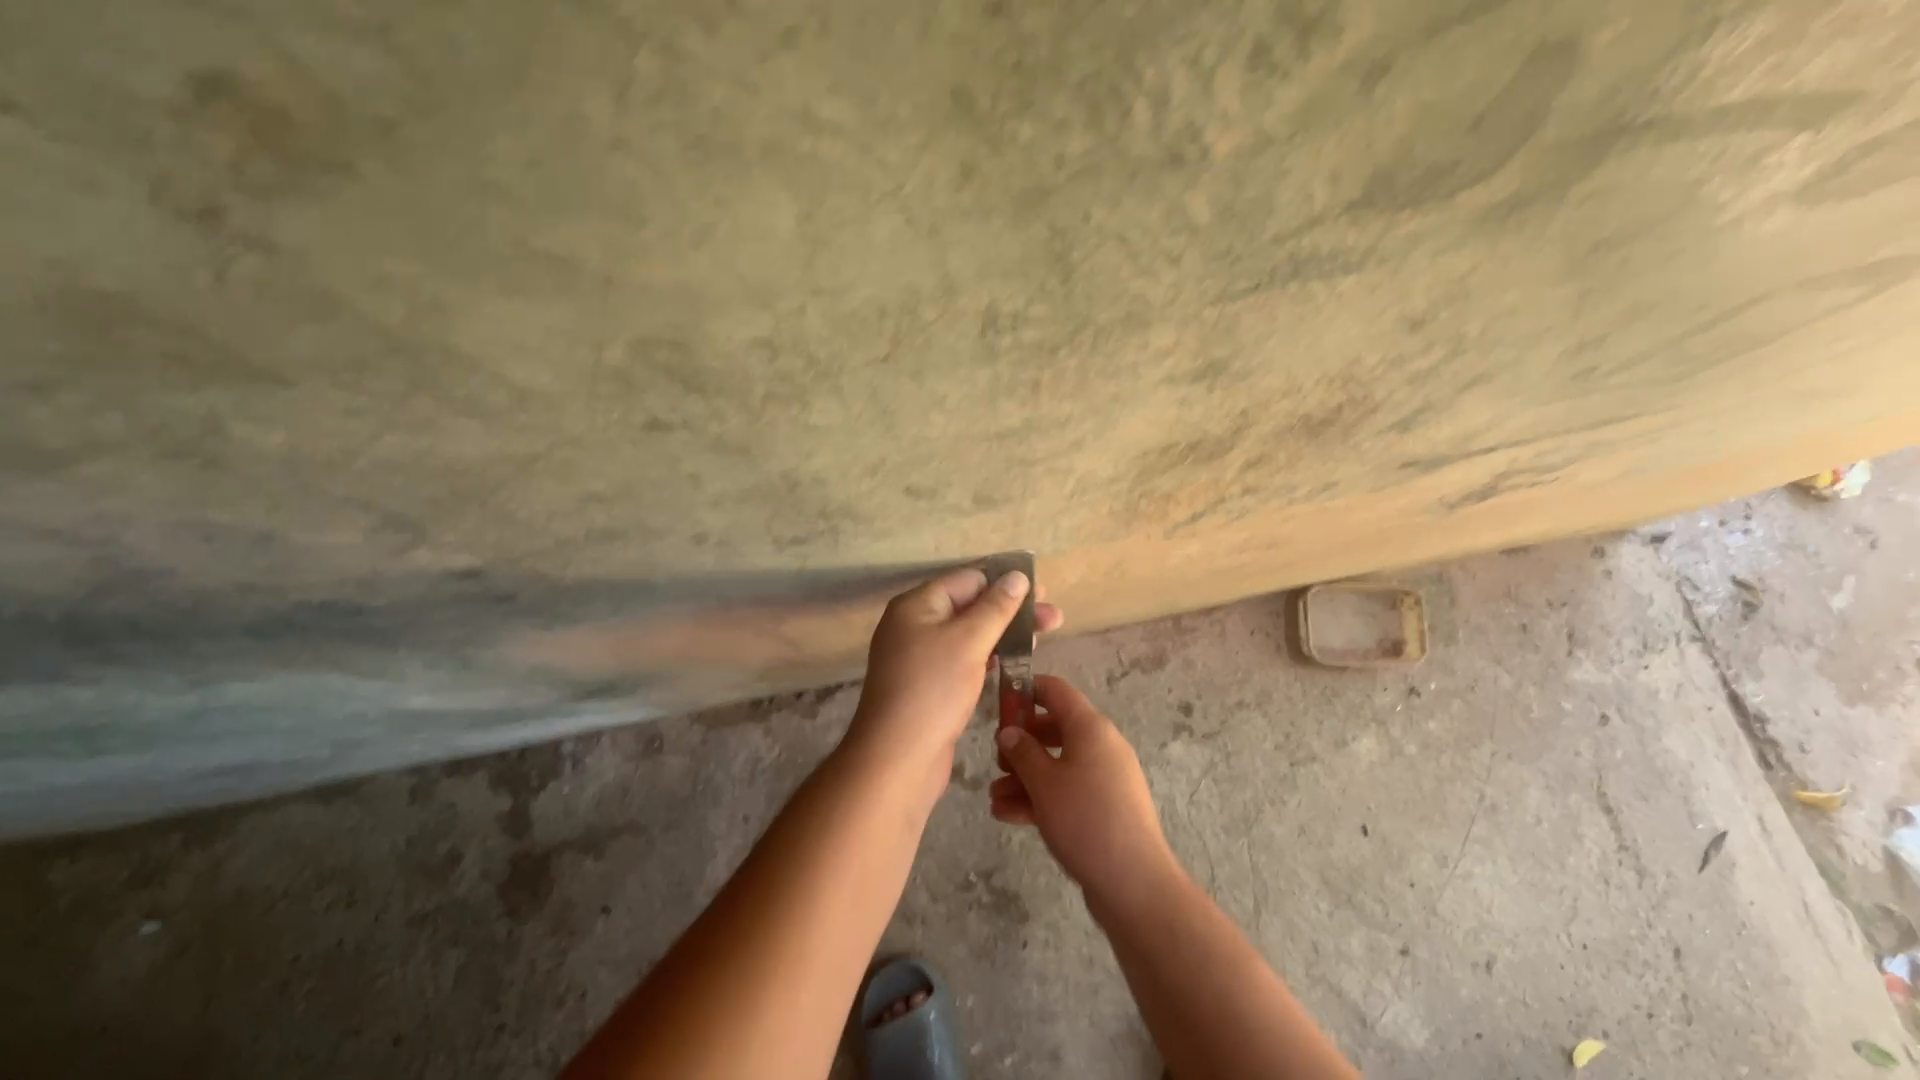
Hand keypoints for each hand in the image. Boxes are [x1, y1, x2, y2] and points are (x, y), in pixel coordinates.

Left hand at [843, 566, 1062, 797]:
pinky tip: (1015, 663)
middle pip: (970, 606)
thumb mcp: (968, 641)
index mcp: (917, 605)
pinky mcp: (930, 685)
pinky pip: (964, 660)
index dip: (1005, 582)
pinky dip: (989, 658)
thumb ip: (996, 607)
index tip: (1042, 592)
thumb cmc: (933, 690)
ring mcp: (921, 657)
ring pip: (969, 635)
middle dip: (1012, 610)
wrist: (898, 757)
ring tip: (1043, 639)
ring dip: (1005, 634)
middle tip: (1054, 618)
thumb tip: (1017, 576)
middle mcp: (915, 625)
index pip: (968, 579)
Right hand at [990, 676, 1179, 907]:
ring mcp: (1105, 778)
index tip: (998, 705)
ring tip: (995, 798)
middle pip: (1055, 729)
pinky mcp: (1104, 807)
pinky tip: (1009, 815)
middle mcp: (1101, 746)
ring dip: (1024, 777)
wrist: (1132, 881)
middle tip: (996, 762)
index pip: (1056, 691)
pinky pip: (1067, 791)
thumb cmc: (1084, 819)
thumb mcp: (1043, 782)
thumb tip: (1009, 732)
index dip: (1026, 691)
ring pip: (1057, 765)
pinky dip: (1040, 798)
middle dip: (1021, 744)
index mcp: (1091, 728)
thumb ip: (1021, 752)